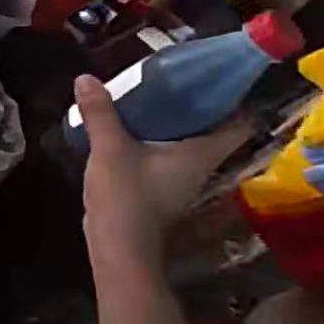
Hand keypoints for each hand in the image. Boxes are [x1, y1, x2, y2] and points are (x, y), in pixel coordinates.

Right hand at [74, 76, 254, 265]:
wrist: (118, 247)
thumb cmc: (126, 197)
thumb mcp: (109, 149)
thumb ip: (100, 113)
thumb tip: (86, 77)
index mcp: (199, 154)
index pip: (237, 124)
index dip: (233, 98)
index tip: (214, 76)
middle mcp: (197, 165)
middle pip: (210, 129)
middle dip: (195, 103)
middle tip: (172, 77)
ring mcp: (179, 179)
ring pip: (185, 141)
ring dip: (171, 120)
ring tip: (147, 95)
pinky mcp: (159, 187)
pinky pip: (165, 152)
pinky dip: (154, 136)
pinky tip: (129, 126)